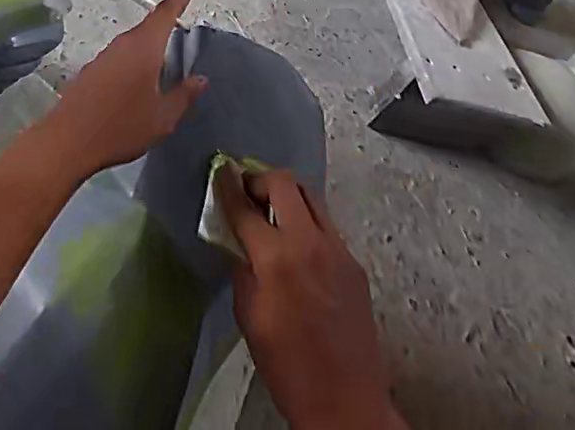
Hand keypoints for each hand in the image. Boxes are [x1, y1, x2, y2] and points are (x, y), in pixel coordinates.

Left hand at [38, 0, 205, 176]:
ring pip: (132, 45)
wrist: (70, 140)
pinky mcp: (92, 71)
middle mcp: (122, 46)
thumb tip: (200, 79)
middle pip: (147, 29)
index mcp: (143, 49)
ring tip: (162, 67)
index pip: (163, 16)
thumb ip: (183, 95)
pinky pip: (119, 58)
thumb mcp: (163, 117)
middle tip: (180, 32)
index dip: (176, 1)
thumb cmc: (121, 127)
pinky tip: (137, 84)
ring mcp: (104, 57)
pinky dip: (133, 62)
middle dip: (164, 28)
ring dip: (148, 49)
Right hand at [216, 167, 405, 429]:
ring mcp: (338, 251)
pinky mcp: (355, 264)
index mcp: (277, 259)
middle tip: (247, 192)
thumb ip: (241, 265)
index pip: (245, 206)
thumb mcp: (248, 314)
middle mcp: (310, 243)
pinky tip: (295, 246)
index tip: (220, 169)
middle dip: (260, 180)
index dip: (228, 184)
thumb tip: (239, 237)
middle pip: (285, 183)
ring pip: (311, 196)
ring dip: (286, 195)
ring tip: (270, 213)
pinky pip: (325, 225)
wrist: (347, 404)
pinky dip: (305, 221)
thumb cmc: (286, 365)